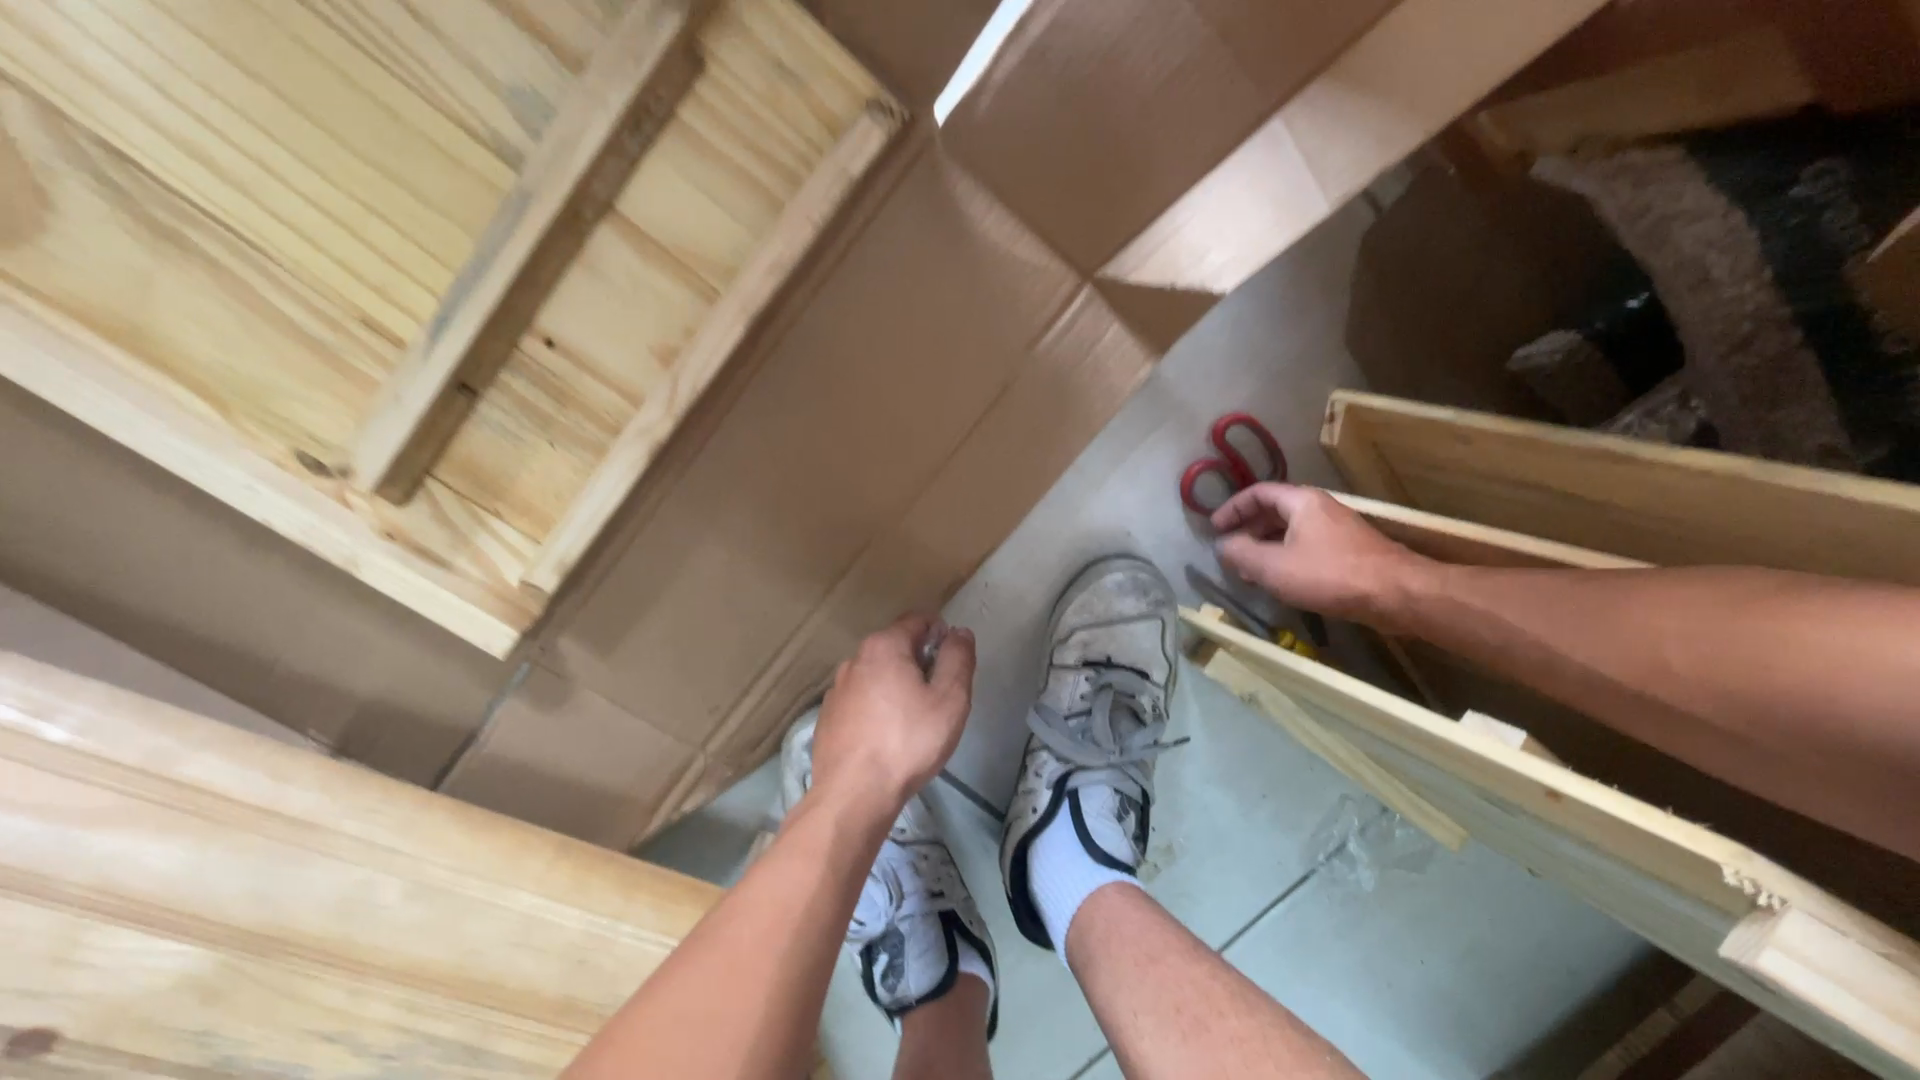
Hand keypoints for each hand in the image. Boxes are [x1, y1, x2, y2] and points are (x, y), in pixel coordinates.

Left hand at [811, 613, 976, 815]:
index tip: (953, 664)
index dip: (941, 634)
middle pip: (895, 647)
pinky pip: (861, 700)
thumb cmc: (909, 742)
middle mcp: (855, 659)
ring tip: (913, 722)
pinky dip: (877, 708)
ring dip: (897, 686)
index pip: (917, 620)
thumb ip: (958, 659)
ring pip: (877, 675)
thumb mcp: (950, 699)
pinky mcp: (829, 717)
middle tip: (938, 698)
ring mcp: (837, 689)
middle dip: (920, 663)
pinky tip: (886, 738)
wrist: (854, 793)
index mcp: (884, 646)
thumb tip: (959, 632)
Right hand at [1210, 483, 1429, 631]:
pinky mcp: (1348, 552)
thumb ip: (1241, 553)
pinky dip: (1286, 558)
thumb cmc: (1330, 575)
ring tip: (1250, 570)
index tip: (1214, 527)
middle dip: (1248, 529)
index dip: (1232, 508)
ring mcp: (1337, 530)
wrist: (1395, 593)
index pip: (1258, 493)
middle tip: (1230, 551)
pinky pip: (1307, 547)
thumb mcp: (1274, 566)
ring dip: (1266, 547)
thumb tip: (1222, 545)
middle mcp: (1320, 508)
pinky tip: (1281, 581)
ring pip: (1291, 531)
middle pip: (1274, 511)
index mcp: (1301, 502)